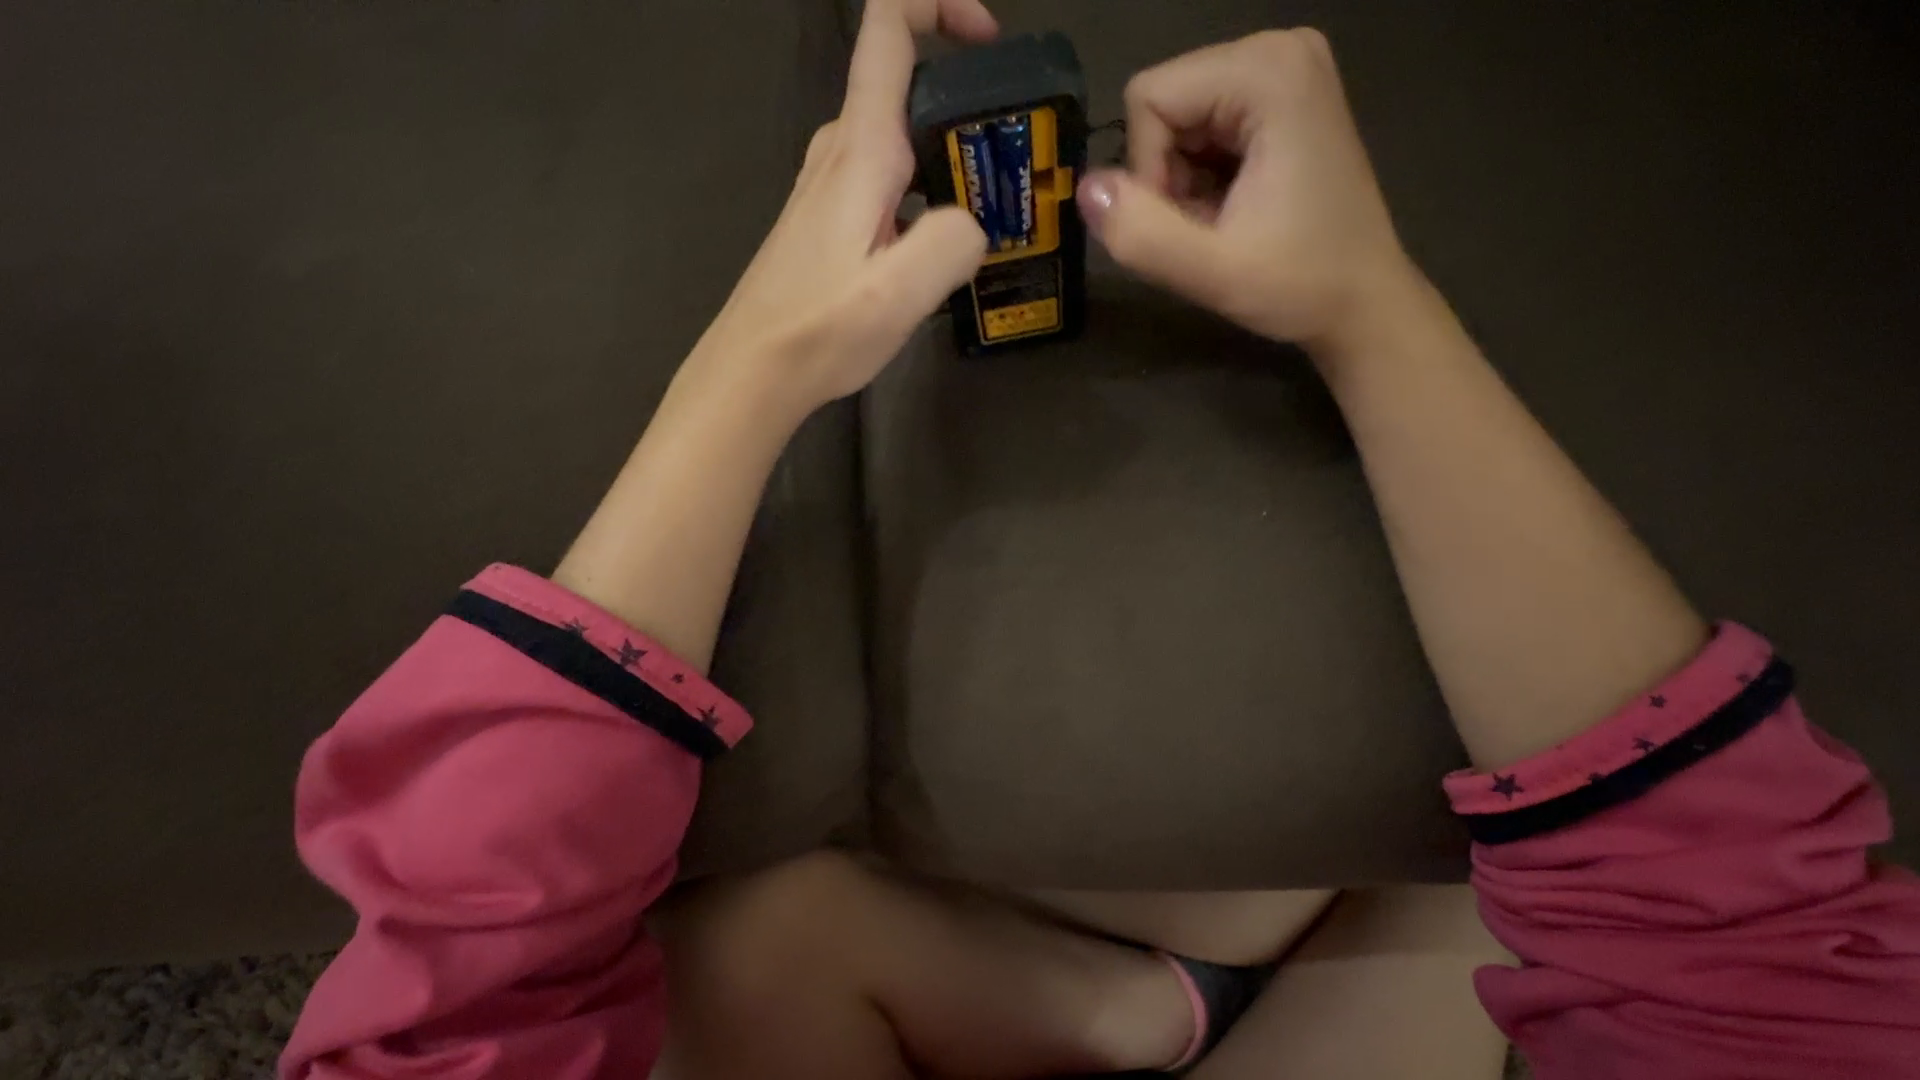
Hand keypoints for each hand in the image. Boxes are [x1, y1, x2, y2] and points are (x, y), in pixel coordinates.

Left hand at [686, 0, 997, 416]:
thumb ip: (954, 240)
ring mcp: (827, 185)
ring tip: (985, 215)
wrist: (753, 371)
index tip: (991, 42)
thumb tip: (971, 225)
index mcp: (860, 150)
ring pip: (896, 137)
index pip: (888, 27)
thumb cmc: (820, 330)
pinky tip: (935, 251)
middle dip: (964, 103)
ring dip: (946, 157)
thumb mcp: (903, 291)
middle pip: (902, 81)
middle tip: (1010, 167)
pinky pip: (884, 179)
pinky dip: (922, 192)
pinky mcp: (826, 220)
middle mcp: (838, 152)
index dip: (941, 5)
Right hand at [1079, 30, 1418, 354]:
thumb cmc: (1300, 287)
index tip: (1187, 221)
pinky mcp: (1282, 96)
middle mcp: (1278, 49)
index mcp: (1268, 72)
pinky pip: (1200, 127)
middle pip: (1161, 103)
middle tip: (1207, 225)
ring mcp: (1284, 69)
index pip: (1148, 99)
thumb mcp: (1213, 272)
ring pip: (1174, 119)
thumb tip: (1084, 189)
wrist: (1363, 304)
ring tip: (1223, 220)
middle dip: (1165, 174)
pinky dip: (1201, 175)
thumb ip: (1141, 233)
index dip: (1147, 170)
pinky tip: (1234, 207)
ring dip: (1180, 181)